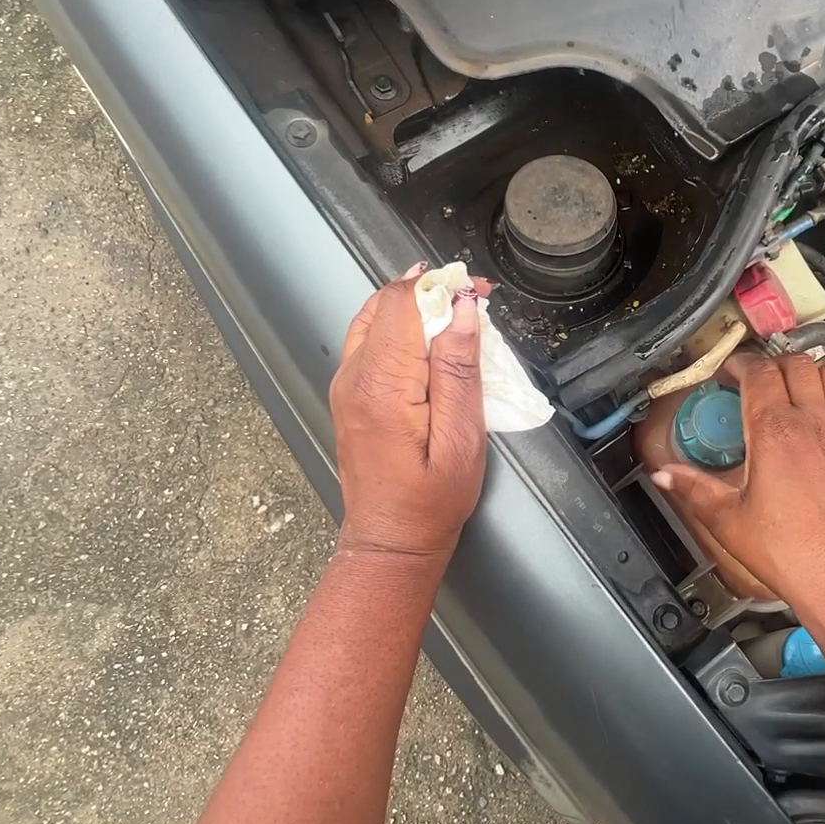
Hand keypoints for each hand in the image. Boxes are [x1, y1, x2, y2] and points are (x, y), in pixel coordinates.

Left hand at [329, 264, 487, 558]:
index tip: (478, 289)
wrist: (390, 538)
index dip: (442, 285)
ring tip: (457, 308)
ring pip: (375, 315)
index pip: (403, 304)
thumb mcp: (461, 438)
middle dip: (433, 289)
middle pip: (387, 303)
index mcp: (382, 384)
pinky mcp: (350, 391)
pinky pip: (370, 338)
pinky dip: (401, 323)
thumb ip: (459, 371)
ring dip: (417, 303)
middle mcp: (354, 376)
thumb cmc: (432, 498)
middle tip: (475, 295)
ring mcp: (346, 383)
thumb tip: (463, 312)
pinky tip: (430, 332)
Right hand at [652, 354, 824, 619]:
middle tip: (760, 380)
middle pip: (797, 364)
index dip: (741, 364)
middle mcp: (813, 422)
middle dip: (774, 364)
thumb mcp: (727, 520)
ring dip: (814, 375)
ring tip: (797, 390)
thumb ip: (693, 489)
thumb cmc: (790, 552)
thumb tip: (664, 474)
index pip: (759, 372)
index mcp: (774, 430)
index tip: (731, 372)